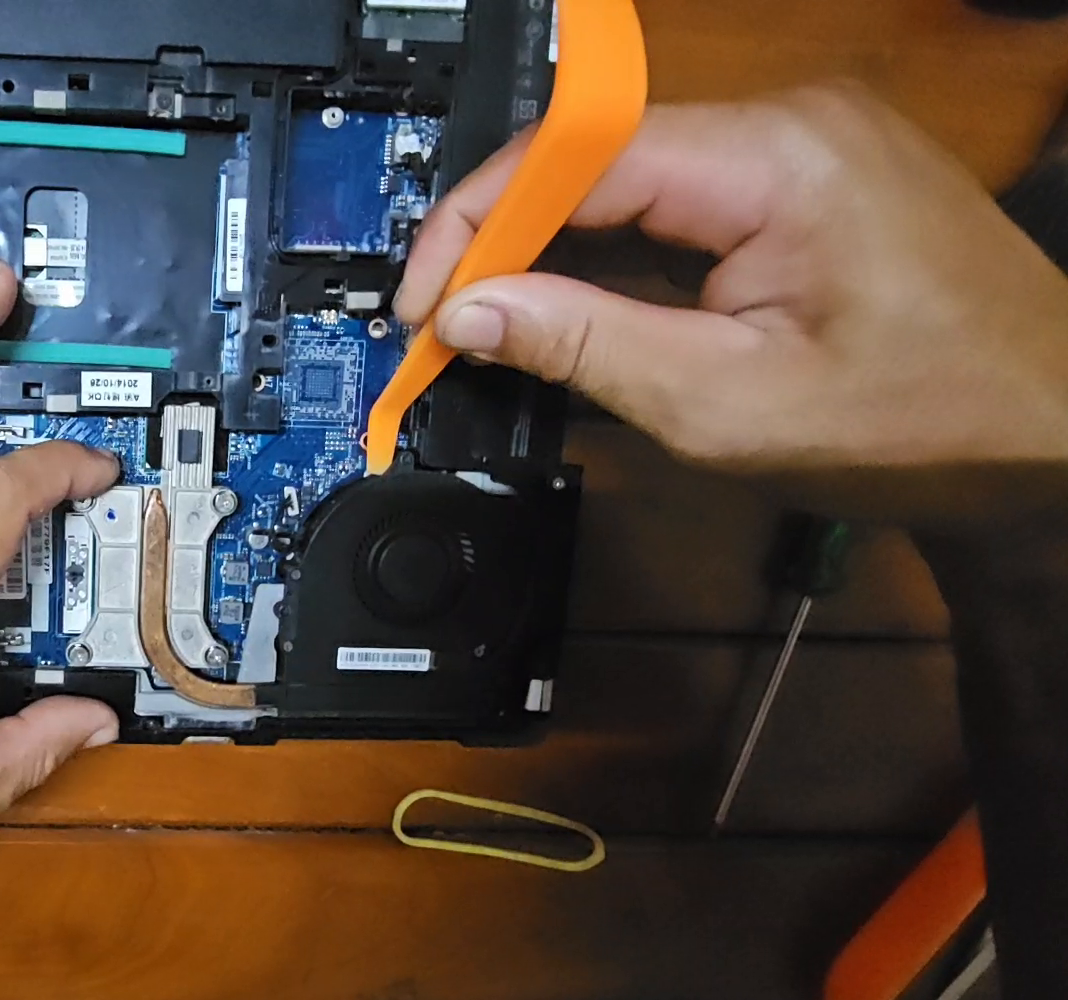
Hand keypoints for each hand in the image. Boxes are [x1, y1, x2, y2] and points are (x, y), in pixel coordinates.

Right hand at [396, 83, 1067, 530]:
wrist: (1044, 440)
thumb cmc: (906, 426)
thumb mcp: (715, 400)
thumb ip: (578, 344)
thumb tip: (463, 316)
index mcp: (772, 160)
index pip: (574, 158)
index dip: (475, 225)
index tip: (422, 306)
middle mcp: (773, 131)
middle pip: (582, 164)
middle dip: (492, 245)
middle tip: (437, 327)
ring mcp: (776, 159)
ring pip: (604, 192)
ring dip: (529, 260)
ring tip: (473, 330)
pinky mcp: (769, 198)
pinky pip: (644, 217)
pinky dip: (579, 269)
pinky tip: (543, 316)